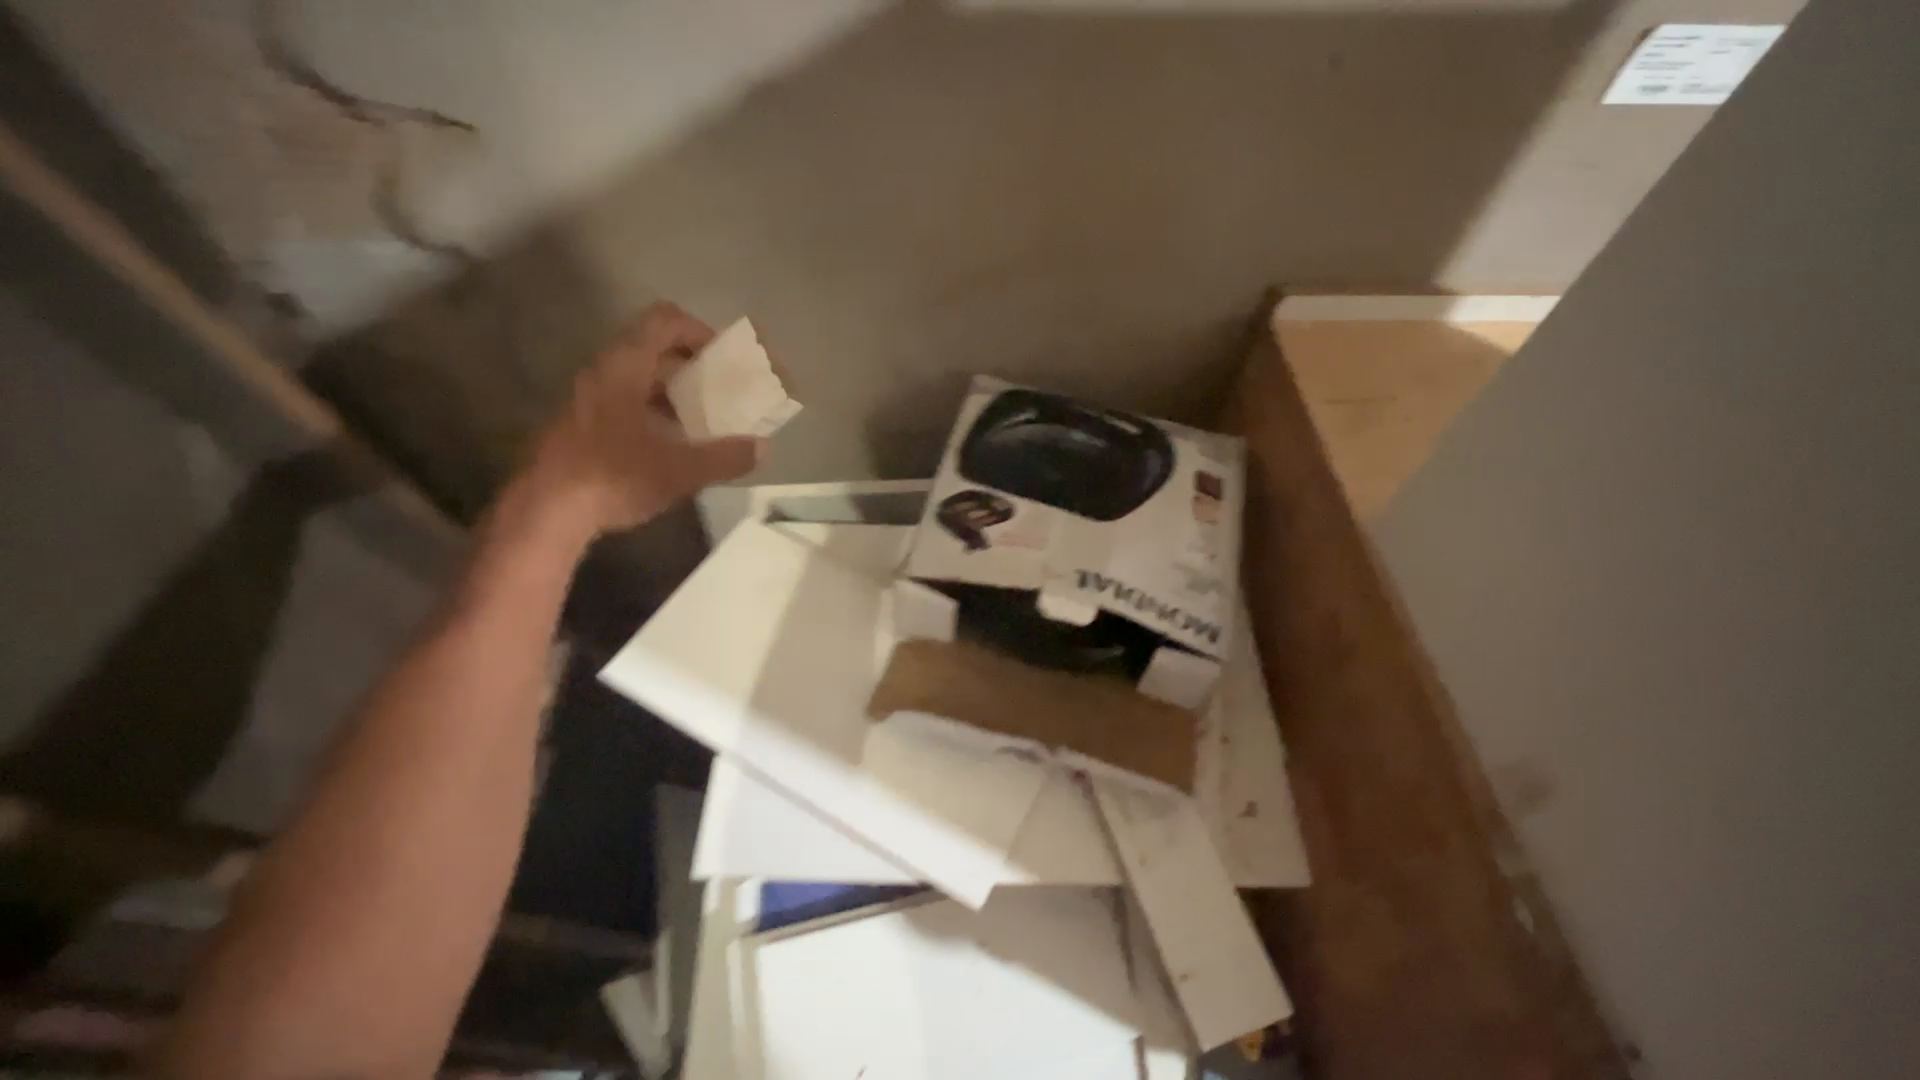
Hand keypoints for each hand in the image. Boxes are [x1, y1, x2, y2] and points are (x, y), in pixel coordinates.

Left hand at [524, 302, 762, 535]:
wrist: (543, 513)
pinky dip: (651, 414)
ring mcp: (585, 400)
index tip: (725, 358)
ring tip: (701, 423)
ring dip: (671, 394)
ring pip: (636, 379)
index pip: (664, 321)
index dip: (699, 331)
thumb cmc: (613, 478)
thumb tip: (761, 448)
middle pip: (652, 349)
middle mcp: (602, 373)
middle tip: (721, 394)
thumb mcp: (680, 471)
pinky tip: (668, 448)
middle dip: (691, 368)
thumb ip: (725, 457)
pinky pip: (622, 404)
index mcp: (624, 367)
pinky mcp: (578, 427)